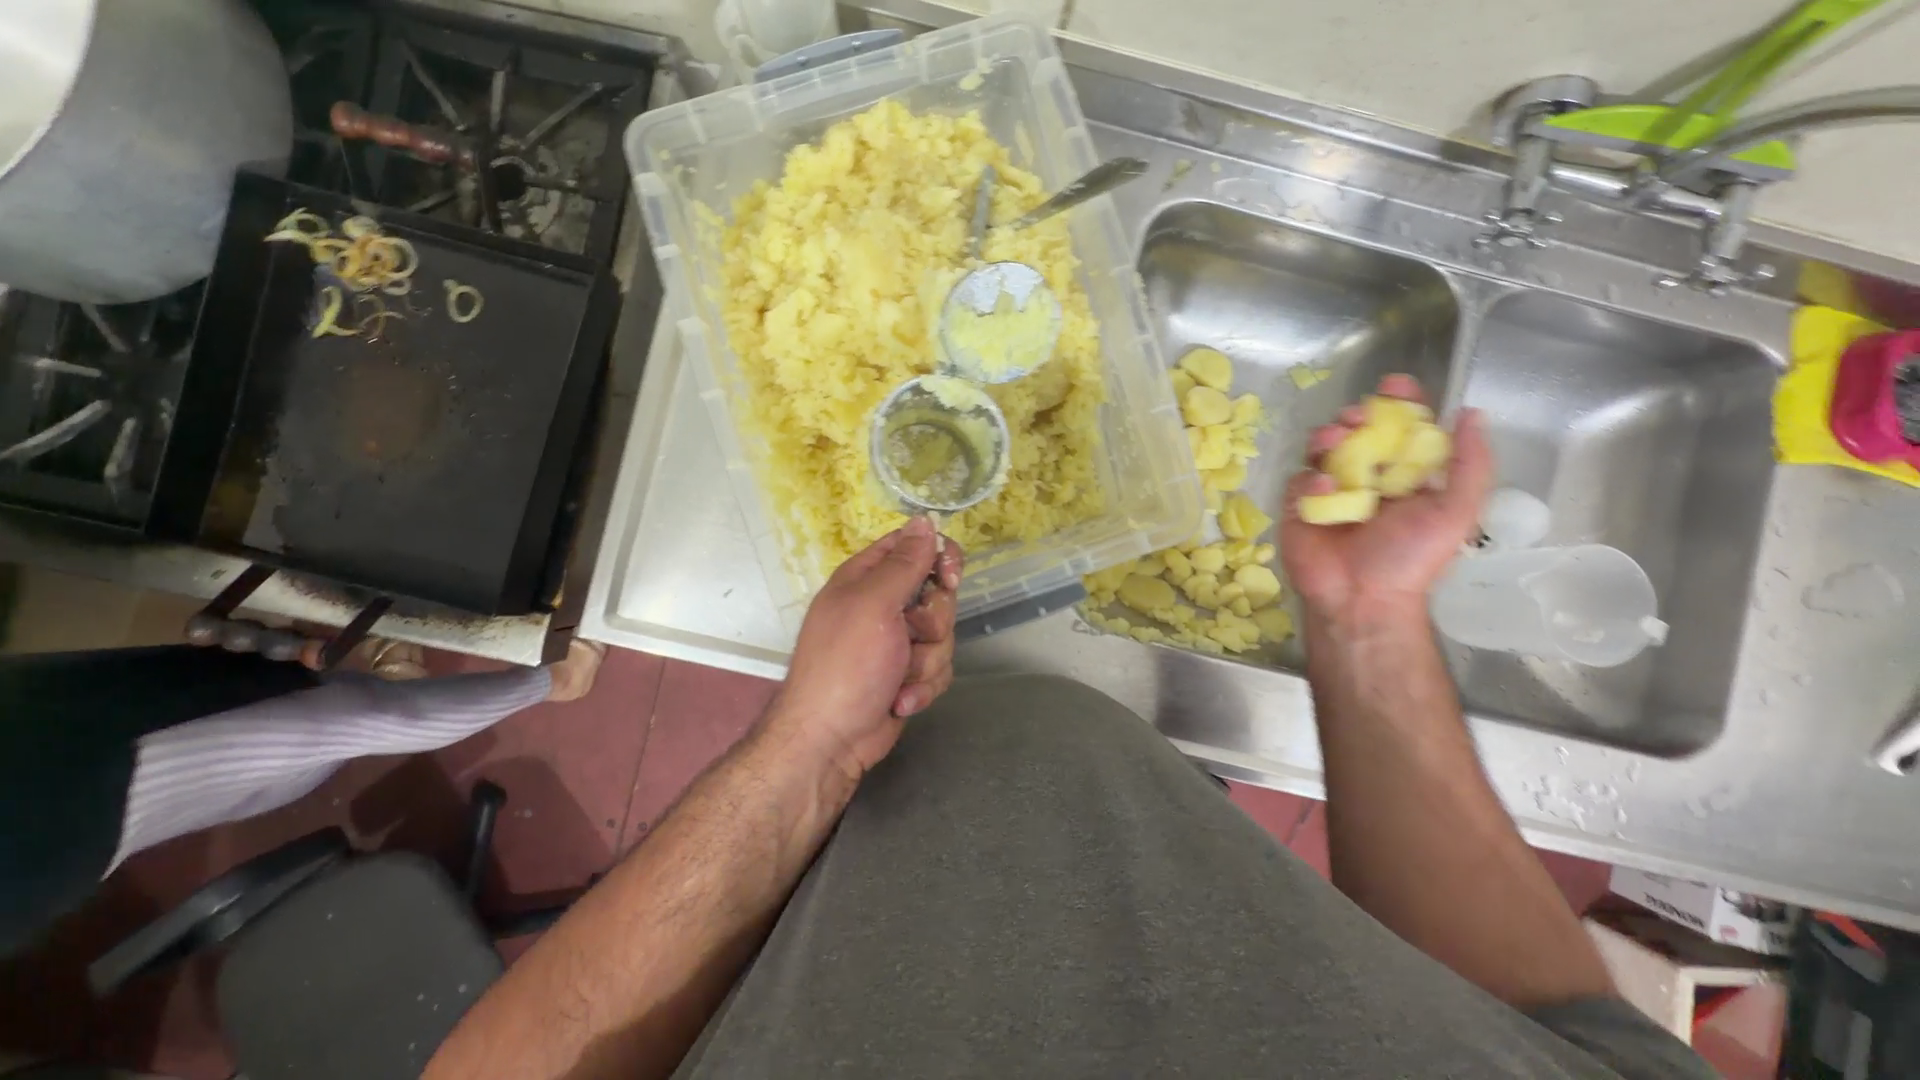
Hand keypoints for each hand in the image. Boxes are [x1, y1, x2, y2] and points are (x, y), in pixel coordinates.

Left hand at [767, 516, 963, 781]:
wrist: (830, 739)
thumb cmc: (846, 665)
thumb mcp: (874, 605)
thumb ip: (905, 563)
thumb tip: (925, 521)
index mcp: (866, 578)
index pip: (914, 547)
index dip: (939, 558)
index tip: (949, 579)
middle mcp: (882, 606)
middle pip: (939, 595)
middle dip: (933, 623)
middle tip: (910, 635)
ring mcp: (896, 643)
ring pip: (944, 637)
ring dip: (926, 664)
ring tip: (898, 680)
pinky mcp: (908, 676)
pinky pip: (939, 669)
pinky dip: (923, 688)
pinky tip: (899, 701)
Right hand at [1280, 374, 1493, 625]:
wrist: (1363, 599)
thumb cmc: (1412, 558)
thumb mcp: (1457, 511)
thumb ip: (1470, 463)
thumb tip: (1471, 413)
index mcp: (1404, 475)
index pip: (1401, 427)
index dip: (1398, 402)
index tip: (1394, 385)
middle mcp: (1367, 477)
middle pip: (1356, 430)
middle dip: (1355, 416)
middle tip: (1356, 419)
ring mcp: (1331, 490)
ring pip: (1323, 447)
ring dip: (1328, 437)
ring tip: (1335, 442)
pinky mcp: (1299, 506)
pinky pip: (1299, 479)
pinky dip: (1310, 479)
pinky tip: (1324, 491)